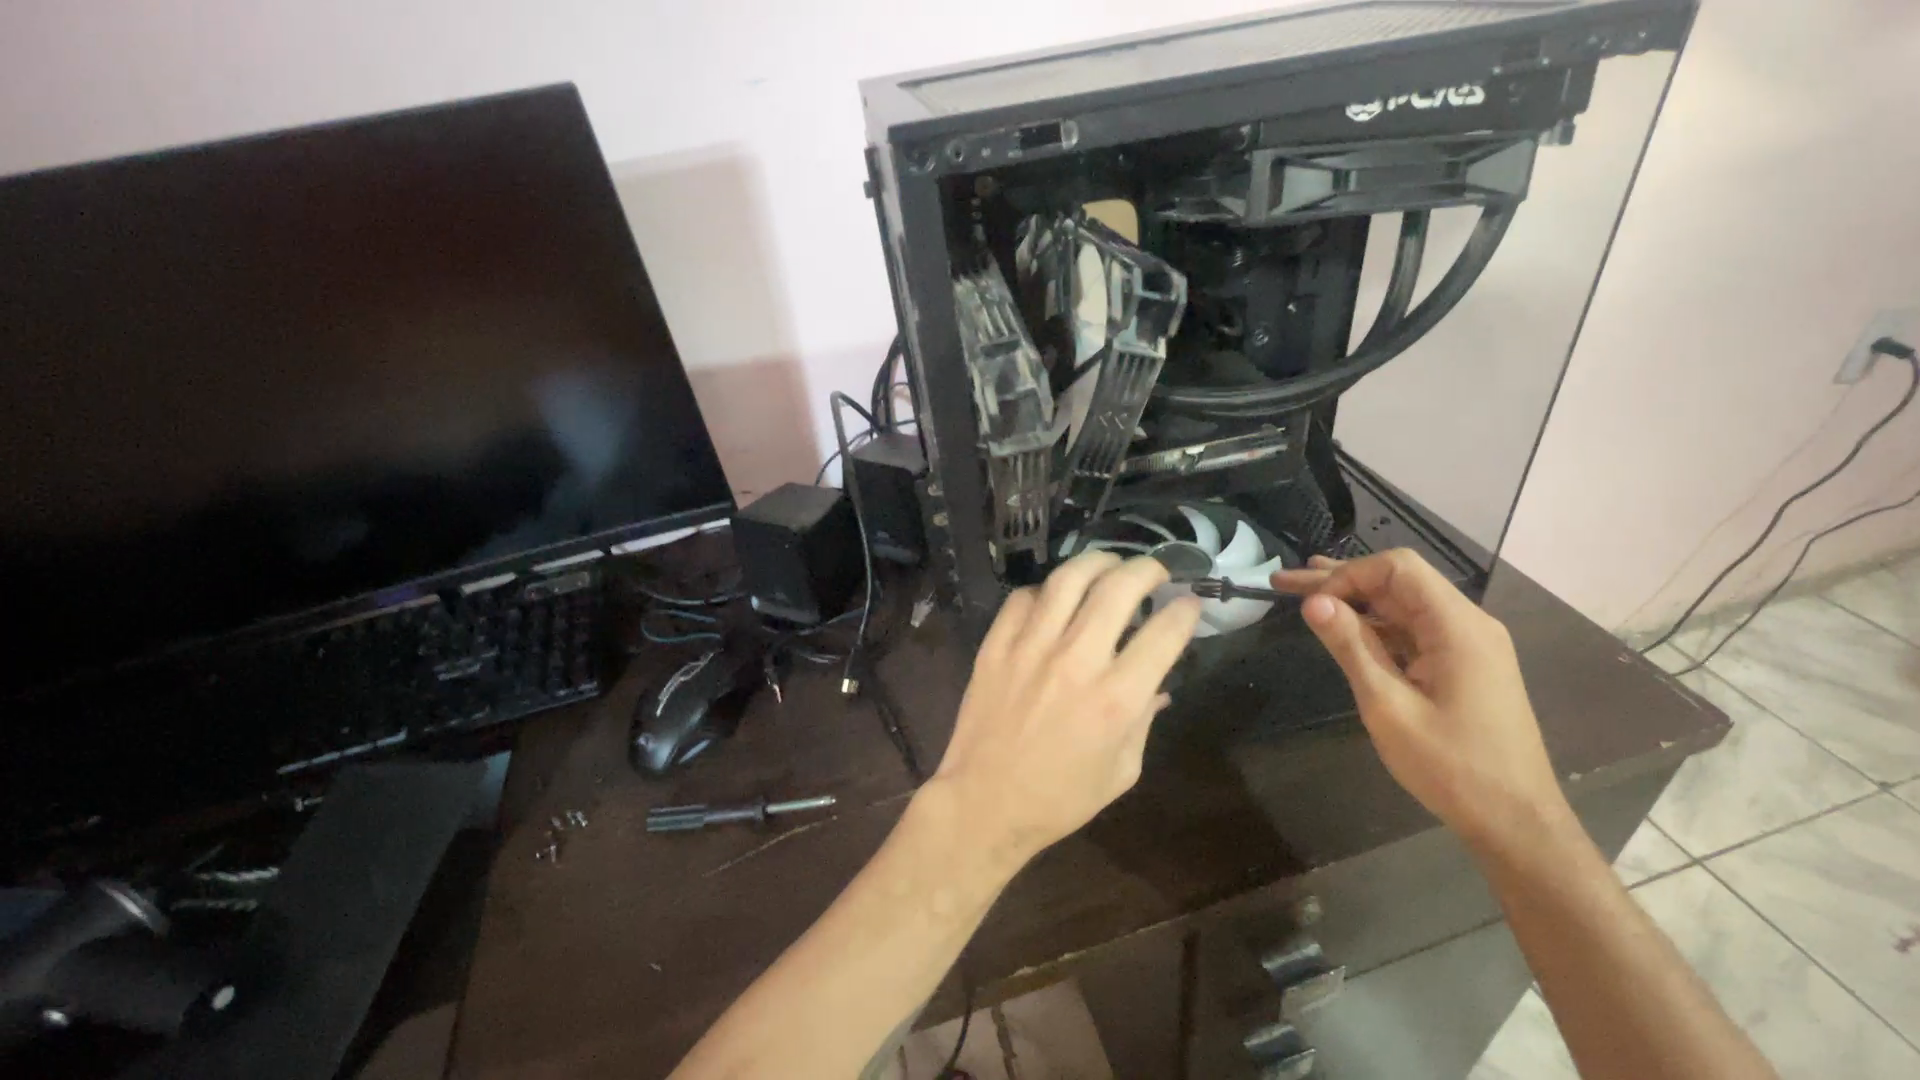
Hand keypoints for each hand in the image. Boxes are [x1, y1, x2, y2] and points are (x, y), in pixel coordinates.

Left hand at [930, 553, 1202, 864]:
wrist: (985, 805)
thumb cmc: (1060, 799)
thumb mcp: (1122, 772)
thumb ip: (1144, 721)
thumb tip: (1159, 685)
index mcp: (1117, 698)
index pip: (1165, 632)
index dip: (1186, 611)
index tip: (1190, 604)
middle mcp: (1077, 661)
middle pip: (1119, 587)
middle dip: (1148, 569)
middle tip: (1157, 572)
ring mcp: (1030, 648)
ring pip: (1068, 579)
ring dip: (1097, 562)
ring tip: (1111, 564)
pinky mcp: (995, 647)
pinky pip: (1022, 598)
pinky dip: (1045, 591)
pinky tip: (1055, 598)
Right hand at [1272, 550, 1574, 856]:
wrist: (1515, 820)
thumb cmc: (1451, 766)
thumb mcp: (1389, 707)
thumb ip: (1352, 648)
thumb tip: (1314, 603)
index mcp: (1458, 626)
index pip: (1398, 569)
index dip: (1347, 575)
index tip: (1309, 605)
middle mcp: (1468, 624)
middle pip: (1399, 583)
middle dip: (1341, 581)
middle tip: (1283, 584)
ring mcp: (1469, 645)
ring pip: (1404, 607)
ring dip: (1354, 601)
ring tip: (1302, 596)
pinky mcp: (1464, 666)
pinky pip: (1414, 632)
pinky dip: (1375, 626)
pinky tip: (1343, 627)